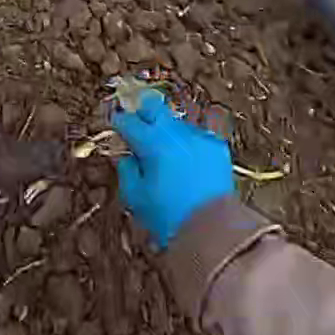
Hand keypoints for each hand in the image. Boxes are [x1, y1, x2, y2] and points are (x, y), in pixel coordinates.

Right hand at [113, 89, 233, 247]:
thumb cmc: (169, 217)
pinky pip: (198, 136)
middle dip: (144, 113)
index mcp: (153, 143)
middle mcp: (176, 133)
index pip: (130, 122)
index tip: (117, 122)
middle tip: (139, 126)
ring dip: (168, 132)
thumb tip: (128, 157)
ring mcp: (199, 136)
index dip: (120, 121)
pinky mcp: (217, 145)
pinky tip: (186, 160)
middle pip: (155, 107)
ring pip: (177, 122)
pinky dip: (189, 144)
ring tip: (165, 152)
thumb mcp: (136, 197)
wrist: (211, 227)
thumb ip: (127, 171)